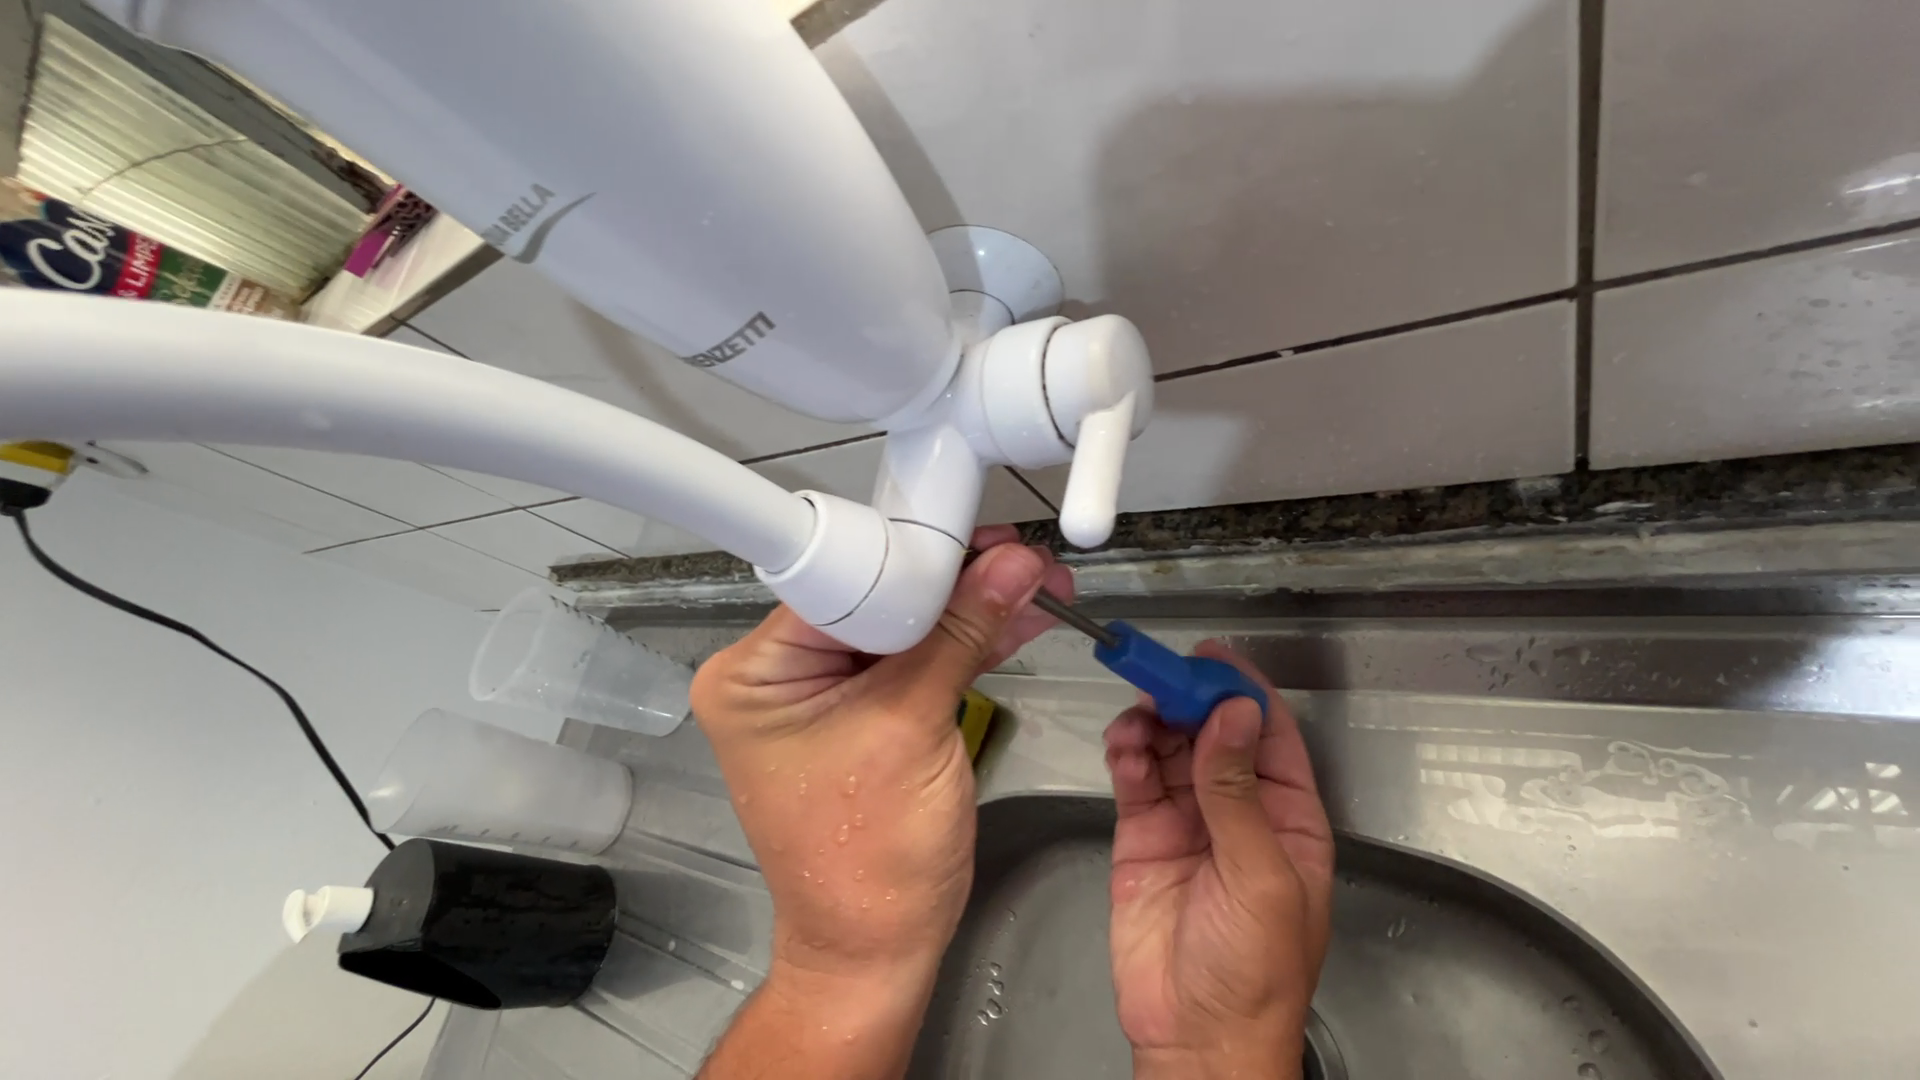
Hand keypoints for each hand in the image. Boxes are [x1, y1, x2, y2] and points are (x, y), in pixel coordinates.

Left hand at [692, 526, 1066, 994]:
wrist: (878, 944)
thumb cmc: (868, 859)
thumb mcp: (909, 730)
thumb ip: (961, 636)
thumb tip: (1011, 566)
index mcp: (758, 673)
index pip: (838, 582)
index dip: (909, 558)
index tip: (972, 535)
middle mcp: (785, 671)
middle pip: (878, 596)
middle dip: (954, 578)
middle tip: (1015, 553)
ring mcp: (831, 689)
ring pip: (909, 624)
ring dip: (973, 606)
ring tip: (1035, 578)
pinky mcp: (872, 706)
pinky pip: (923, 656)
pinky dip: (971, 639)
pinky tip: (1018, 616)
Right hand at [1103, 643, 1334, 1079]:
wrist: (1194, 1034)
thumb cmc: (1254, 968)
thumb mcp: (1261, 875)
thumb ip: (1238, 791)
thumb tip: (1234, 713)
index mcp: (1286, 815)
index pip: (1268, 735)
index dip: (1242, 691)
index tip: (1213, 657)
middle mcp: (1236, 806)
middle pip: (1211, 731)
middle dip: (1188, 700)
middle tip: (1160, 677)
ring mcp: (1186, 816)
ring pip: (1168, 746)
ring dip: (1152, 723)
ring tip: (1137, 718)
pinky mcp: (1142, 829)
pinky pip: (1134, 775)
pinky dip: (1126, 753)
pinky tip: (1122, 746)